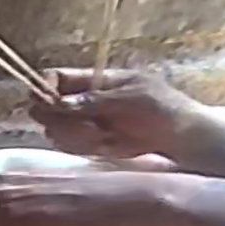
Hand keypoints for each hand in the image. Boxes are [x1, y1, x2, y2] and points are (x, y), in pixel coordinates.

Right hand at [29, 69, 209, 159]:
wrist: (182, 138)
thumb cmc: (163, 109)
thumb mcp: (132, 96)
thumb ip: (94, 99)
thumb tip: (57, 103)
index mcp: (91, 81)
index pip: (52, 78)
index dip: (43, 89)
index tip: (50, 105)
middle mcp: (78, 100)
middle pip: (43, 107)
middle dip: (60, 120)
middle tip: (87, 126)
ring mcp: (78, 122)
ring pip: (52, 129)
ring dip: (76, 136)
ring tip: (105, 137)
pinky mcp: (82, 142)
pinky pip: (65, 145)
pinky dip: (82, 147)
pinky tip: (106, 145)